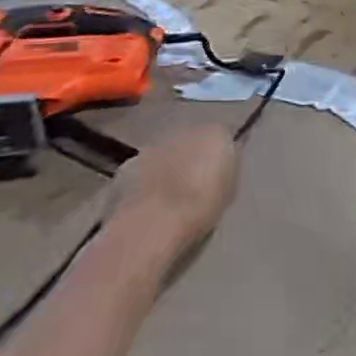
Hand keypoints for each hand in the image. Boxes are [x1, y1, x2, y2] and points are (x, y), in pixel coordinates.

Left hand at [108, 125, 240, 256]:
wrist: (151, 224)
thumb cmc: (201, 207)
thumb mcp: (229, 190)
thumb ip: (225, 170)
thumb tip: (220, 166)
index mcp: (216, 133)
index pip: (223, 137)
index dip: (221, 156)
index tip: (220, 175)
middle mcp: (184, 131)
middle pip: (192, 142)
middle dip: (193, 159)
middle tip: (195, 187)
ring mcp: (151, 147)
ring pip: (165, 155)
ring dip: (168, 169)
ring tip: (169, 199)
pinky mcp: (125, 167)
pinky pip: (142, 171)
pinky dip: (145, 182)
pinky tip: (147, 206)